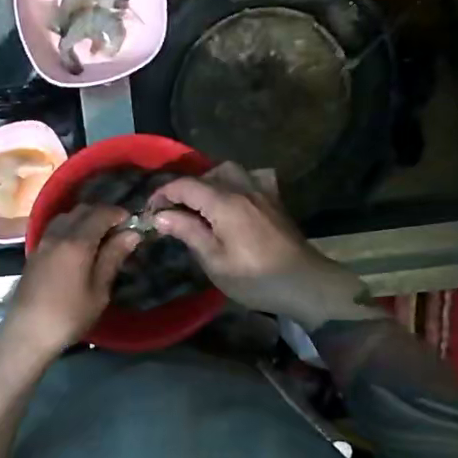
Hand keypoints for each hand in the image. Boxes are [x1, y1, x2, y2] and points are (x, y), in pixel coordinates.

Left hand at [0, 205, 143, 359]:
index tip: (132, 223)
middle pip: (80, 211)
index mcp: (75, 242)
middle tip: (118, 231)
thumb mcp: (99, 290)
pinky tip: (78, 247)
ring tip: (99, 239)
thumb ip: (113, 257)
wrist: (28, 331)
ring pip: (64, 218)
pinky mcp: (33, 254)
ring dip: (83, 220)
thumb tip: (130, 234)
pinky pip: (53, 231)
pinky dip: (69, 229)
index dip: (118, 214)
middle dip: (101, 214)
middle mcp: (55, 236)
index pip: (99, 214)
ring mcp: (40, 243)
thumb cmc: (69, 315)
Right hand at [148, 163, 383, 330]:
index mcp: (226, 204)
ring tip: (200, 205)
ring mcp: (263, 195)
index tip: (150, 213)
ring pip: (231, 171)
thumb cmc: (254, 278)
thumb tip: (159, 216)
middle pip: (207, 174)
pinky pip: (253, 178)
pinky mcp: (275, 203)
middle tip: (173, 211)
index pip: (185, 186)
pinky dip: (236, 183)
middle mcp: (244, 191)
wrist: (307, 286)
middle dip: (184, 188)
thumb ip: (186, 231)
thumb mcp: (213, 260)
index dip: (162, 195)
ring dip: (210, 182)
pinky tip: (232, 200)